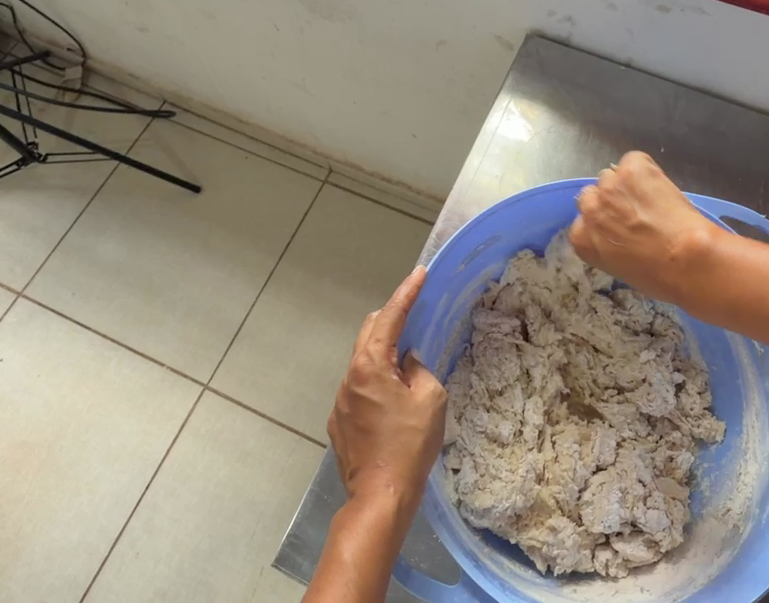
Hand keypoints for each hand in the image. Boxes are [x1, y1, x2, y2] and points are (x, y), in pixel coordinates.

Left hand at [328, 266, 446, 514]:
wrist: (380, 495)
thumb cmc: (410, 445)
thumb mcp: (430, 399)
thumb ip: (420, 369)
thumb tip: (408, 363)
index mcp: (371, 365)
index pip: (391, 317)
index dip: (406, 292)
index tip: (419, 273)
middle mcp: (350, 376)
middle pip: (369, 333)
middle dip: (391, 318)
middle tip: (414, 311)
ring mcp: (340, 400)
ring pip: (362, 362)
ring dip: (383, 354)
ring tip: (407, 365)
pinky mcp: (338, 422)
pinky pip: (358, 389)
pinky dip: (375, 383)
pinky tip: (392, 403)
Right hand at [569, 151, 725, 305]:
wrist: (686, 258)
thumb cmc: (659, 276)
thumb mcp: (621, 268)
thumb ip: (609, 245)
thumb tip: (621, 235)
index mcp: (581, 238)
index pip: (583, 220)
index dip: (603, 221)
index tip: (619, 226)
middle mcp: (589, 208)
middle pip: (593, 193)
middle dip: (610, 201)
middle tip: (634, 212)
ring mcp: (610, 184)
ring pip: (613, 176)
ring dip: (627, 185)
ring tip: (651, 199)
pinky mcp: (632, 167)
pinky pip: (634, 161)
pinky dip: (647, 171)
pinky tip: (661, 187)